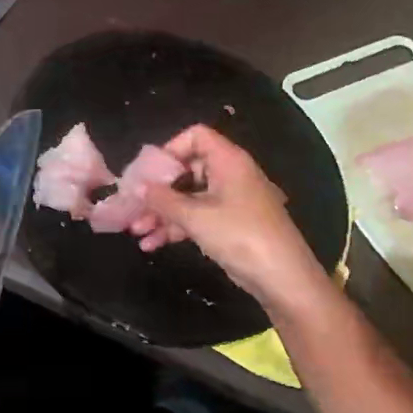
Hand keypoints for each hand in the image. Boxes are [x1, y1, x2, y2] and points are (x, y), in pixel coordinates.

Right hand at [137, 124, 328, 307]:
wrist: (281, 276)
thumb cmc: (240, 236)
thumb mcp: (195, 216)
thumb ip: (162, 199)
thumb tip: (135, 186)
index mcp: (228, 161)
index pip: (195, 136)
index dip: (169, 150)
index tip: (146, 174)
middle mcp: (229, 175)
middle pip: (186, 170)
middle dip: (156, 191)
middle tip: (131, 207)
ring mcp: (229, 201)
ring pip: (187, 198)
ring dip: (160, 214)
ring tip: (135, 232)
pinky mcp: (227, 225)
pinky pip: (195, 218)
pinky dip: (174, 228)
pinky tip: (151, 244)